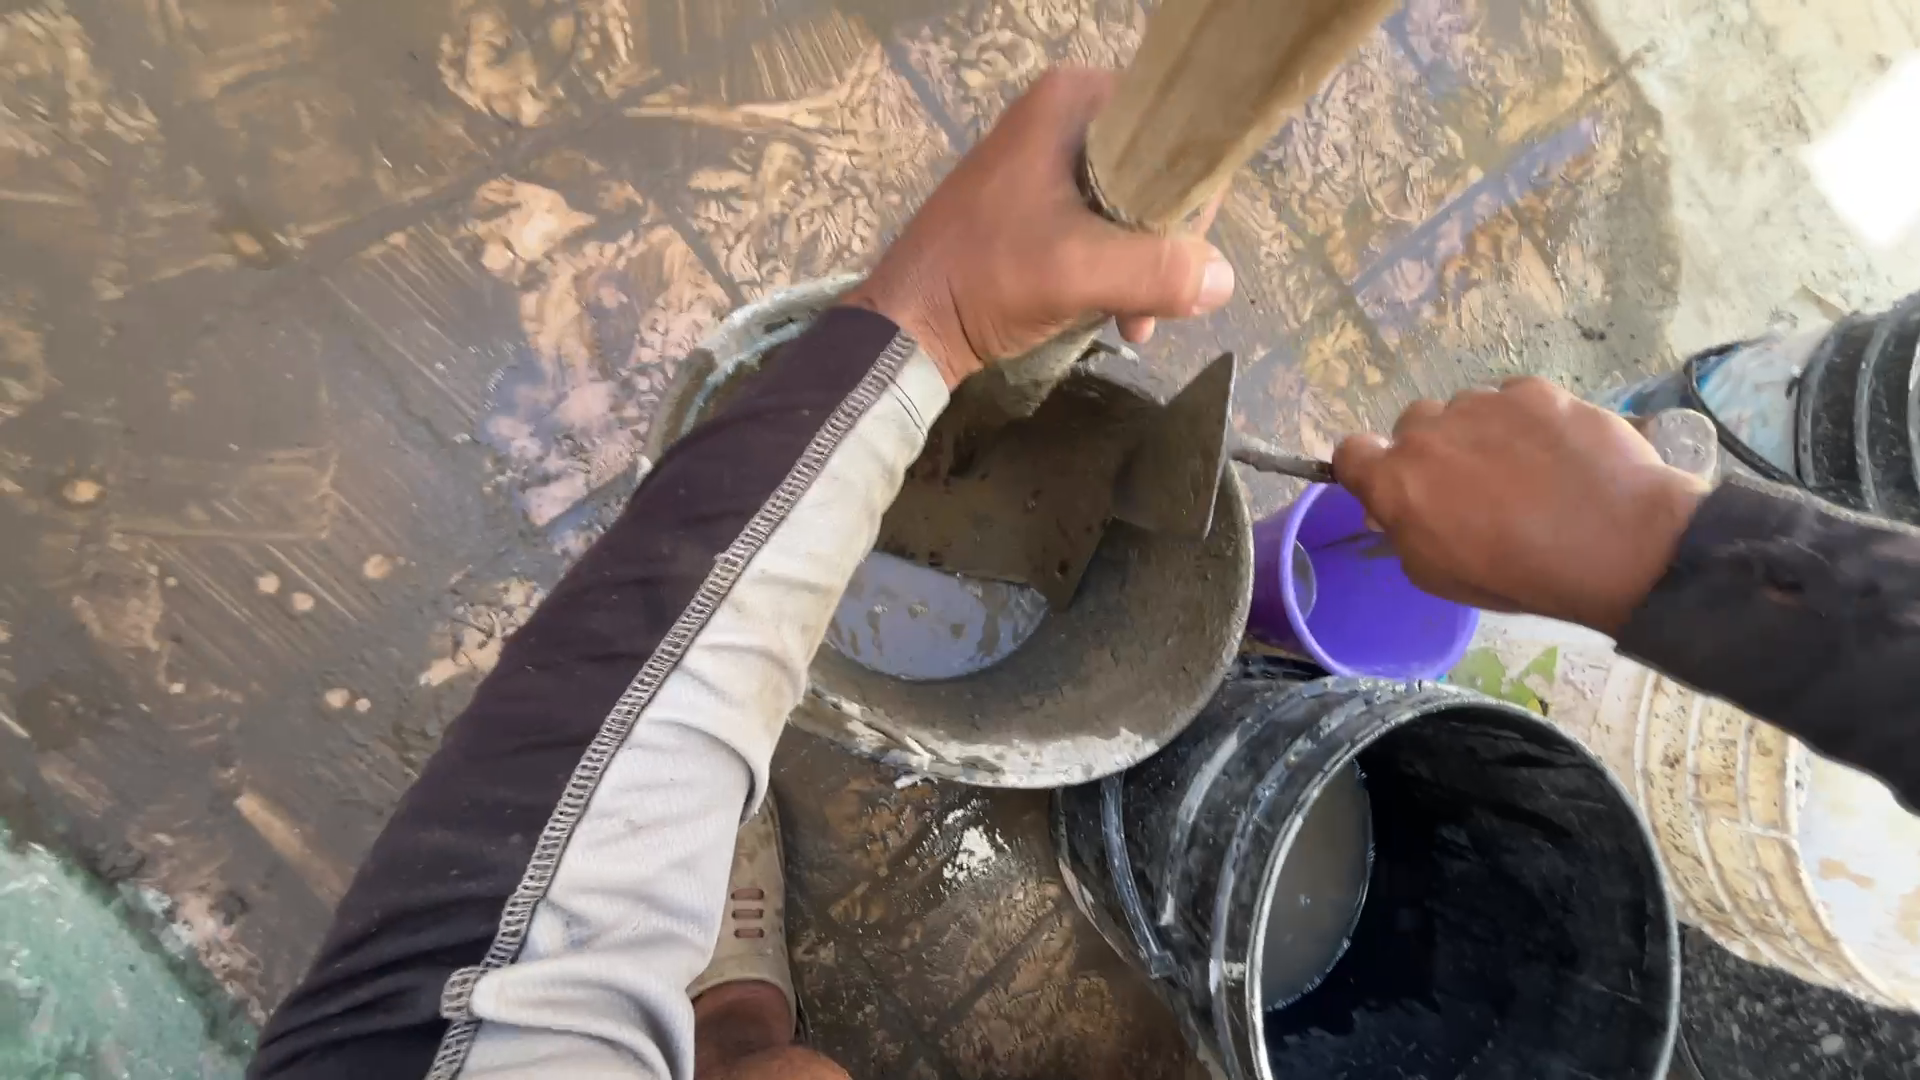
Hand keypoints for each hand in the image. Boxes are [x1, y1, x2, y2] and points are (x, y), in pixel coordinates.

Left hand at [843, 68, 1236, 388]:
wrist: (912, 322)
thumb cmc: (987, 278)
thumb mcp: (1077, 271)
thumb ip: (1157, 270)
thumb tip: (1221, 280)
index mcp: (1076, 102)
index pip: (1176, 131)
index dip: (1194, 197)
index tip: (1186, 258)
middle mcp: (1065, 119)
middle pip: (1157, 175)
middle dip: (1165, 247)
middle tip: (1156, 305)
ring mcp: (1047, 164)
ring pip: (1131, 209)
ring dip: (1142, 270)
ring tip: (1133, 323)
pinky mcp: (1036, 208)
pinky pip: (1100, 229)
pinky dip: (1113, 273)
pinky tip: (1112, 315)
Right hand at [1333, 377, 1708, 634]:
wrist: (1616, 546)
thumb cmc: (1510, 573)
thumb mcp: (1430, 572)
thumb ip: (1399, 529)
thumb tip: (1392, 507)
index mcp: (1392, 480)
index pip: (1349, 451)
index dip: (1365, 466)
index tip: (1389, 483)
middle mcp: (1425, 434)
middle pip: (1408, 427)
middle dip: (1426, 449)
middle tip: (1464, 481)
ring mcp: (1480, 406)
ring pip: (1461, 409)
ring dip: (1474, 431)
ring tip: (1518, 464)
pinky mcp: (1534, 392)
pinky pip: (1511, 398)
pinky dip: (1521, 419)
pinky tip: (1552, 449)